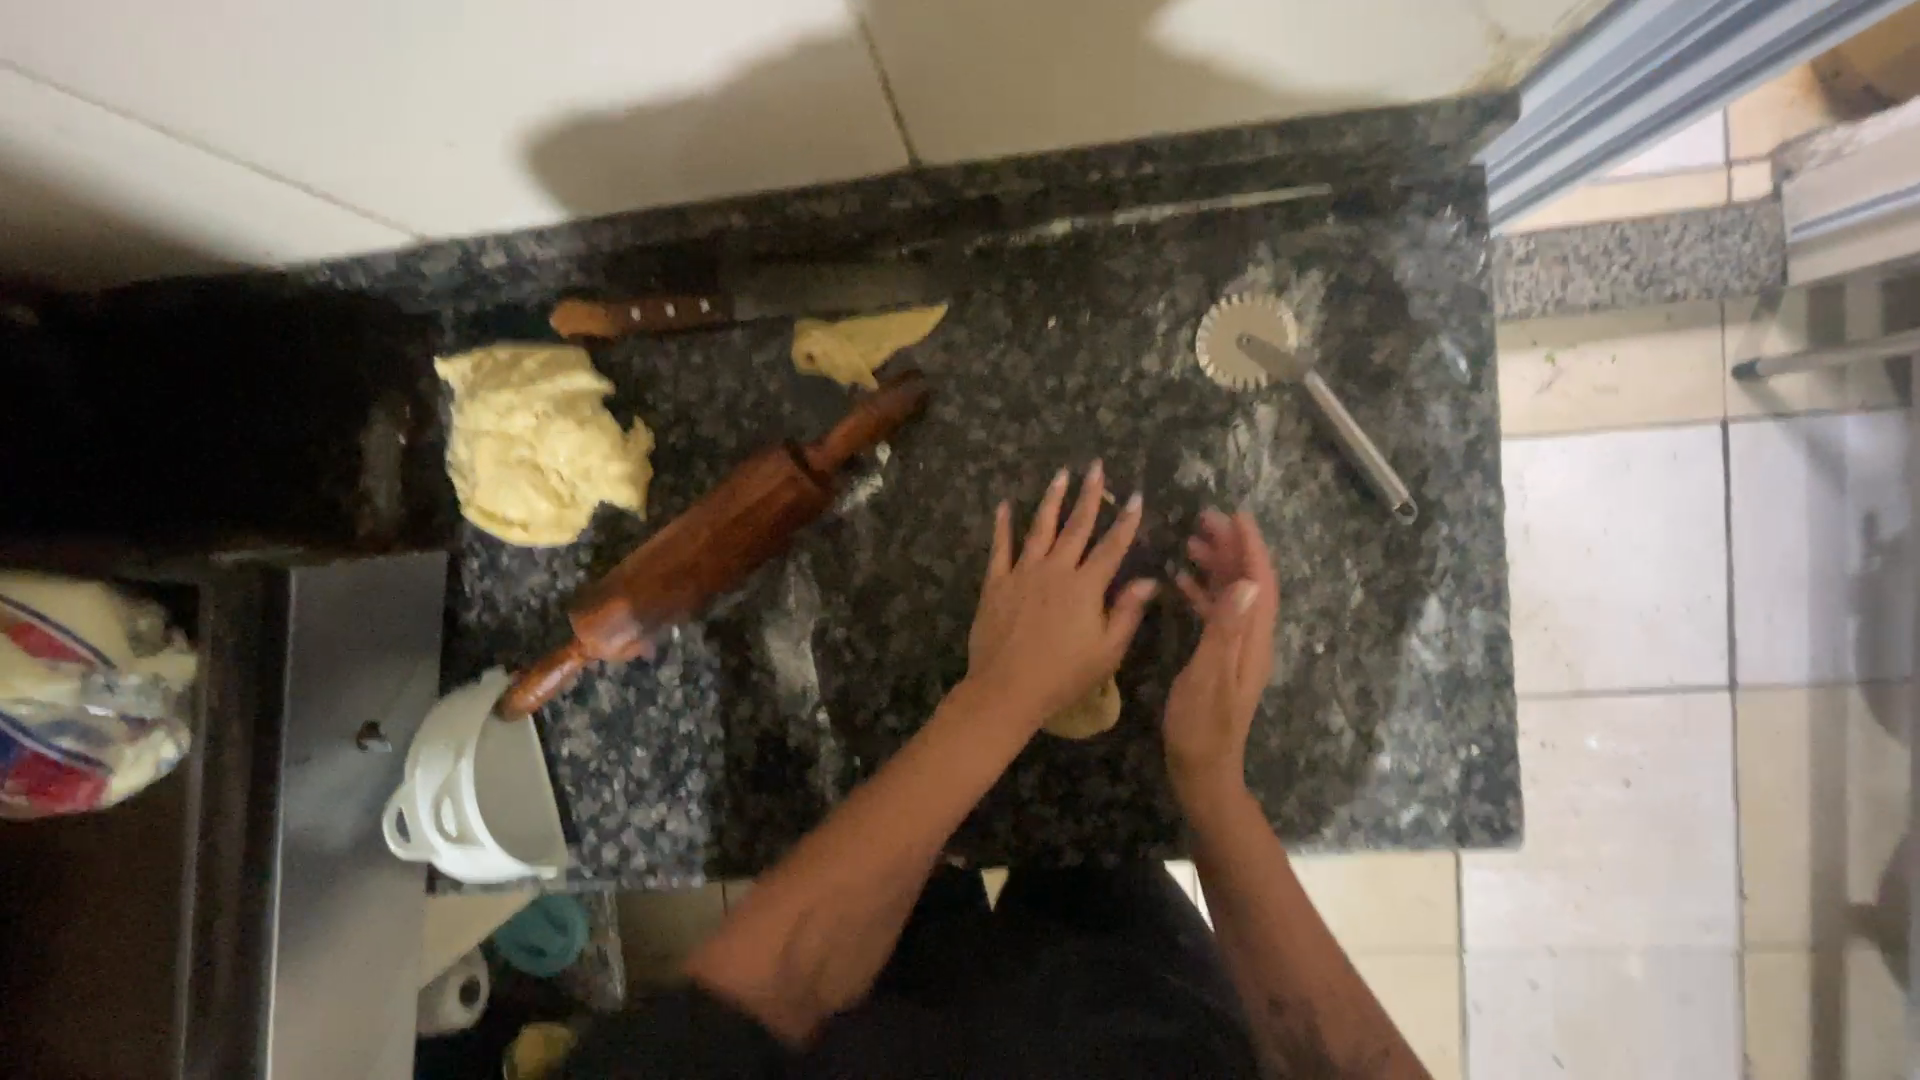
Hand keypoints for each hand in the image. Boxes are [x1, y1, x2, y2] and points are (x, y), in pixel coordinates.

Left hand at [965, 461, 1157, 727]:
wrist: (1007, 688)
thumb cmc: (1063, 676)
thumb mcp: (1107, 652)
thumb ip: (1127, 612)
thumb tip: (1149, 581)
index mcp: (1085, 587)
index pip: (1112, 547)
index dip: (1126, 521)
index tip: (1136, 496)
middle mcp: (1055, 570)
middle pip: (1076, 526)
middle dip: (1089, 495)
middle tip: (1096, 467)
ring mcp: (1022, 573)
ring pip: (1039, 528)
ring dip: (1051, 500)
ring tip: (1060, 475)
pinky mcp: (996, 583)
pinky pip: (1000, 548)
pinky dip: (1002, 525)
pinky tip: (1003, 505)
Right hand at [1164, 509, 1277, 805]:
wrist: (1203, 770)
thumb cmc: (1200, 727)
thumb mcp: (1208, 676)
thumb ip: (1225, 630)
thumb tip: (1244, 583)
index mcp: (1253, 641)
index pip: (1260, 583)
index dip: (1250, 547)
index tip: (1236, 514)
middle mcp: (1251, 640)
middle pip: (1248, 583)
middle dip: (1232, 547)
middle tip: (1204, 518)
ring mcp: (1237, 649)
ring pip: (1232, 595)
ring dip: (1216, 565)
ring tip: (1190, 539)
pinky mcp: (1220, 658)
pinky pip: (1216, 614)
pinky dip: (1202, 592)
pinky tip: (1180, 580)